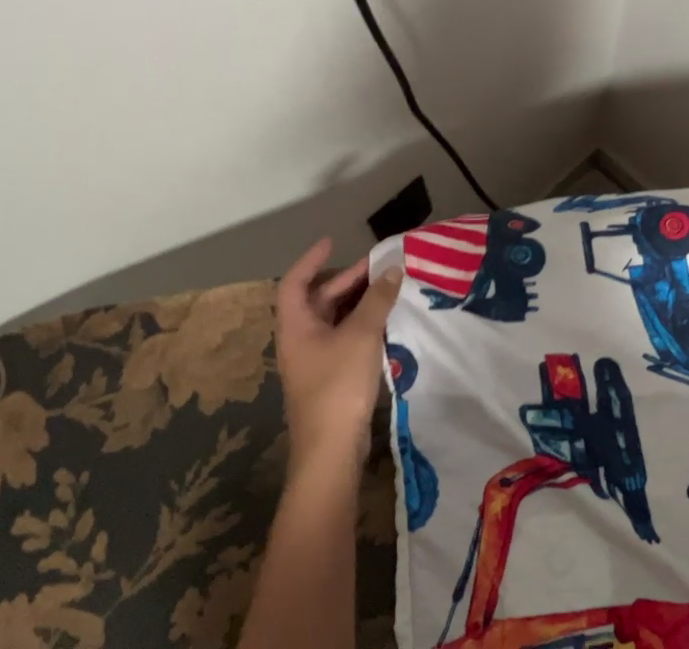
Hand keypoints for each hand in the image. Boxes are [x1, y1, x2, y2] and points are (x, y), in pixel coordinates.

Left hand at [275, 238, 398, 471]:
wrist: (331, 448)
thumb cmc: (339, 385)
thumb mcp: (361, 335)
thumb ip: (377, 300)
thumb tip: (392, 269)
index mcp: (296, 326)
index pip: (296, 282)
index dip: (312, 260)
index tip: (333, 241)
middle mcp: (301, 339)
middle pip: (319, 299)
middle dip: (348, 279)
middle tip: (380, 265)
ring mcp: (315, 360)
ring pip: (335, 319)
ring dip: (359, 301)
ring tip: (390, 287)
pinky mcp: (332, 376)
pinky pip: (346, 337)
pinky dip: (364, 323)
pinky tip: (389, 321)